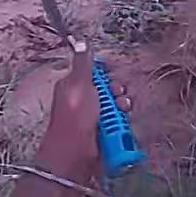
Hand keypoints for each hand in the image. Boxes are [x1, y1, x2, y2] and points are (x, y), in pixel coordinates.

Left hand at [36, 42, 128, 181]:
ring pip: (116, 106)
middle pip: (107, 89)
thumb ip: (83, 63)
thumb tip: (81, 41)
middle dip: (116, 90)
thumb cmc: (75, 116)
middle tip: (117, 93)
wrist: (75, 154)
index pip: (93, 73)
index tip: (110, 72)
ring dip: (121, 107)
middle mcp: (83, 102)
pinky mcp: (103, 133)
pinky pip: (119, 123)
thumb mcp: (79, 84)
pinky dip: (122, 123)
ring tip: (121, 110)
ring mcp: (93, 119)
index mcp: (73, 87)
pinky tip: (121, 124)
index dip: (104, 72)